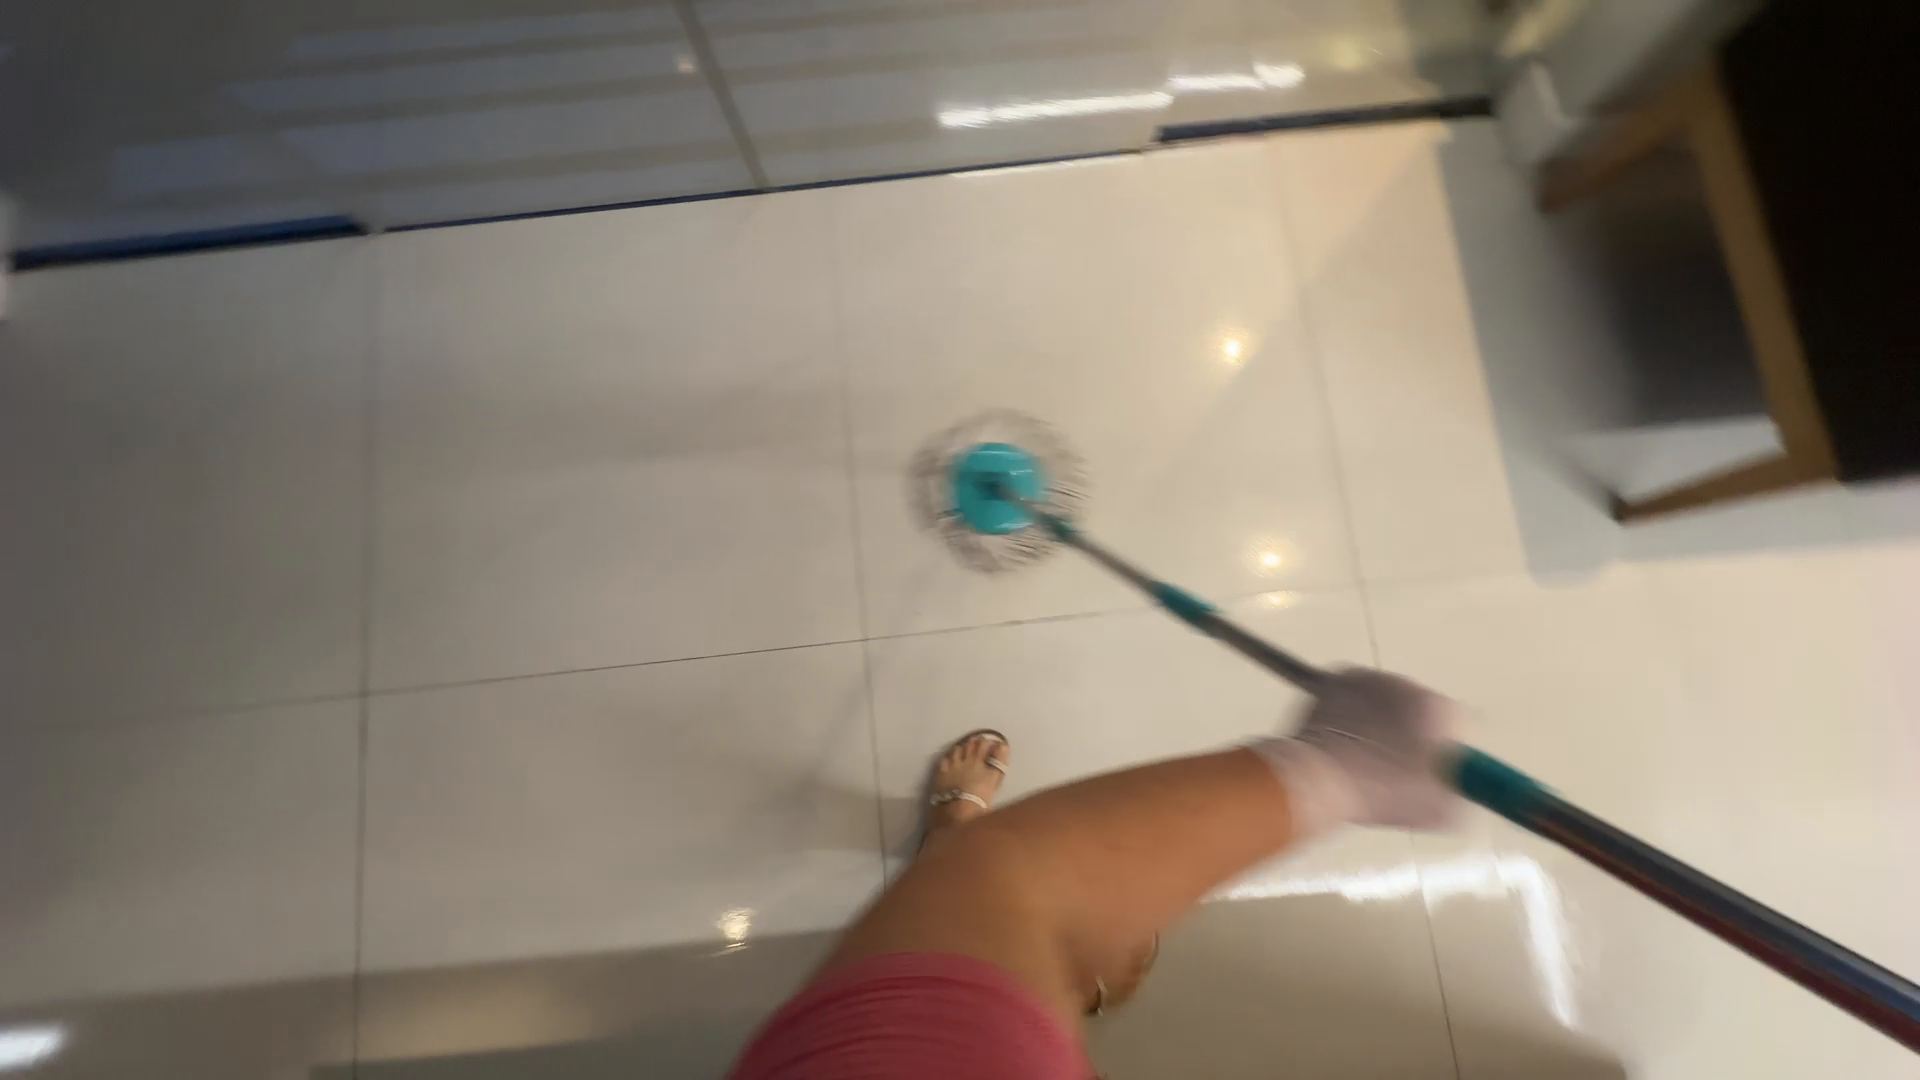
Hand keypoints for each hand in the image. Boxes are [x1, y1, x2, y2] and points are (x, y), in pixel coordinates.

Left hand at [1252, 667, 1463, 835]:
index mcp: (1441, 710)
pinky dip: (1353, 708)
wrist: (1321, 777)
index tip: (1433, 766)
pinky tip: (1347, 735)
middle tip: (1396, 760)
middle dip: (1413, 728)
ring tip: (1366, 750)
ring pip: (1386, 698)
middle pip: (1421, 706)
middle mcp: (1407, 684)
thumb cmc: (1384, 795)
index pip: (1457, 724)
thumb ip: (1459, 784)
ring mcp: (1368, 678)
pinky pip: (1354, 694)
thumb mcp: (1443, 808)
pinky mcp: (1335, 679)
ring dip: (1382, 716)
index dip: (1446, 748)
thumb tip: (1454, 778)